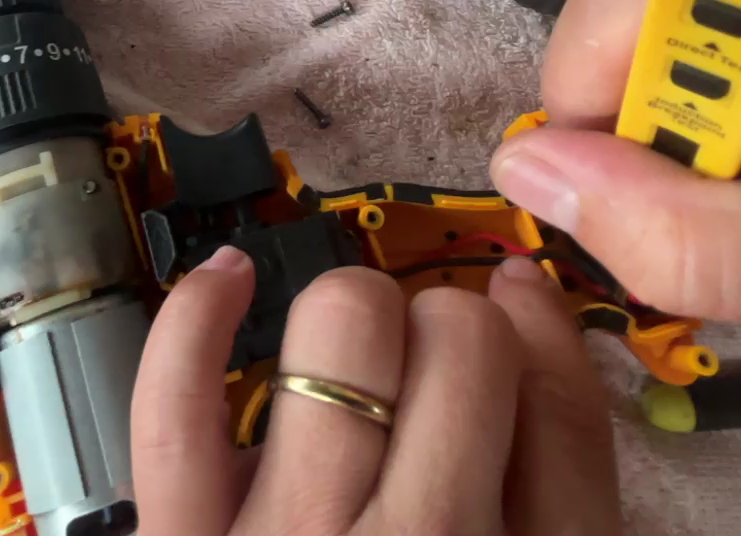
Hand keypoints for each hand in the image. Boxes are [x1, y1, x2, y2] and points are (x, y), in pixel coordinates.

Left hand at [130, 248, 619, 535]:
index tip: (505, 320)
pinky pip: (179, 396)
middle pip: (456, 338)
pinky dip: (198, 316)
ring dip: (357, 315)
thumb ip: (561, 463)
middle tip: (422, 386)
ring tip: (348, 359)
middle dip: (448, 333)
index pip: (556, 402)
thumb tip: (522, 291)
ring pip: (343, 326)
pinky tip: (228, 277)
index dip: (531, 343)